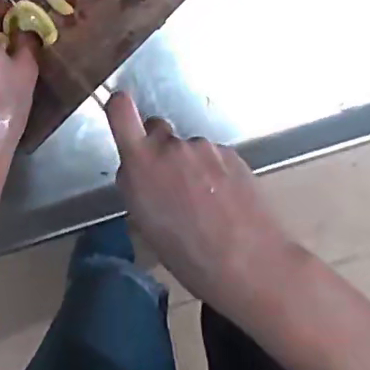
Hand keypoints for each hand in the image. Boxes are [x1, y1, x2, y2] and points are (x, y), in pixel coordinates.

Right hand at [105, 91, 299, 314]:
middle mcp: (171, 146)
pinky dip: (215, 173)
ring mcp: (204, 146)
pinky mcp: (231, 152)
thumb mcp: (147, 227)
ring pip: (188, 148)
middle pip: (157, 130)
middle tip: (172, 183)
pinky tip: (226, 202)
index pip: (121, 111)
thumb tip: (139, 172)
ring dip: (190, 166)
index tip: (122, 111)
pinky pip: (213, 156)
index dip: (119, 106)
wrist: (250, 263)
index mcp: (142, 164)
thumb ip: (138, 186)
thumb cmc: (189, 257)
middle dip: (158, 149)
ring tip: (206, 204)